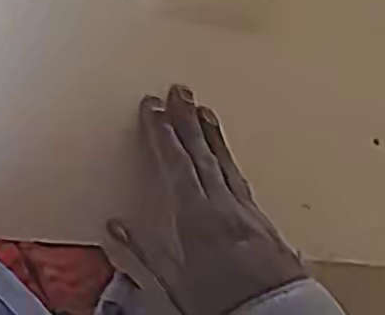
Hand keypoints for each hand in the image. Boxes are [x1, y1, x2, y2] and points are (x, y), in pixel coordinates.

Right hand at [105, 86, 307, 314]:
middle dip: (187, 119)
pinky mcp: (270, 228)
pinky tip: (231, 161)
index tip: (152, 105)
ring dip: (213, 136)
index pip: (174, 159)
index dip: (161, 130)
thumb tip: (115, 225)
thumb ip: (143, 250)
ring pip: (226, 165)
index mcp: (195, 212)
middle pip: (201, 153)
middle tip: (180, 91)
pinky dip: (232, 164)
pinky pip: (244, 184)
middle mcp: (223, 205)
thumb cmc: (226, 304)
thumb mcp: (174, 282)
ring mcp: (250, 215)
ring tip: (205, 111)